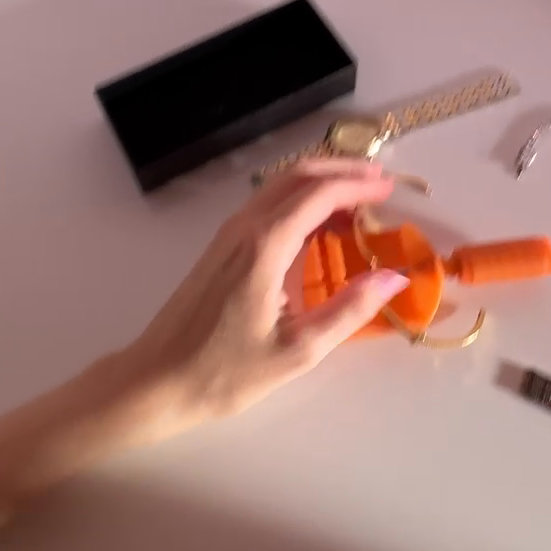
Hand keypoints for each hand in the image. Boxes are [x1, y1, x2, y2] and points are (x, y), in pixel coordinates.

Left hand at [117, 159, 408, 440]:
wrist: (156, 379)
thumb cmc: (226, 371)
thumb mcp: (298, 350)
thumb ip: (349, 309)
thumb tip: (394, 277)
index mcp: (265, 245)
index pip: (319, 194)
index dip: (357, 186)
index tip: (390, 190)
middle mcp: (245, 226)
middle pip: (298, 176)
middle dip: (341, 171)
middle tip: (380, 182)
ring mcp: (229, 232)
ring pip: (280, 185)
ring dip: (320, 181)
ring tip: (358, 196)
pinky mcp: (222, 244)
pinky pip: (267, 203)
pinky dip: (300, 198)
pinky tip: (318, 220)